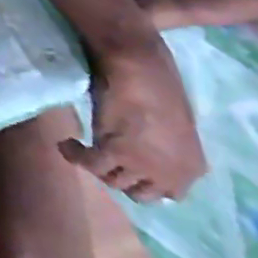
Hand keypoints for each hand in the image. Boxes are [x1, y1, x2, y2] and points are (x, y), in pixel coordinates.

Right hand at [59, 40, 206, 202]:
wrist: (140, 65)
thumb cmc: (157, 82)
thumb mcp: (170, 124)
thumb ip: (163, 145)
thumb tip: (145, 149)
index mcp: (191, 167)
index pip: (166, 192)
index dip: (143, 179)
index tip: (126, 164)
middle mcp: (171, 174)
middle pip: (139, 192)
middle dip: (120, 177)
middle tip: (103, 157)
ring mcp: (144, 166)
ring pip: (112, 180)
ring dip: (96, 167)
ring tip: (81, 150)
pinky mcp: (115, 152)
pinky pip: (90, 164)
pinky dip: (75, 155)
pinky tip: (66, 144)